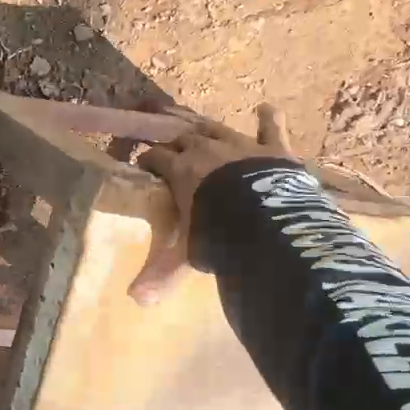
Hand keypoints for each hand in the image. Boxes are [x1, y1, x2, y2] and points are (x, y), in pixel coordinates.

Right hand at [127, 104, 293, 304]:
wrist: (268, 217)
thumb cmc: (219, 232)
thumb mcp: (185, 253)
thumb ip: (161, 273)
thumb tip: (136, 302)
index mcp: (179, 170)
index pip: (154, 158)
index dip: (147, 161)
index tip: (141, 166)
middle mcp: (204, 151)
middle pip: (182, 138)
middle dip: (171, 139)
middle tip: (163, 142)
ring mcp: (239, 147)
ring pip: (214, 128)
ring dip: (201, 124)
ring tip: (188, 119)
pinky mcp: (273, 151)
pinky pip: (270, 131)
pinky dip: (269, 119)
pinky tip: (266, 107)